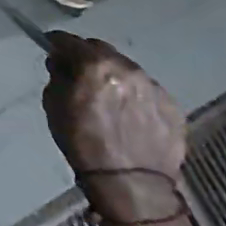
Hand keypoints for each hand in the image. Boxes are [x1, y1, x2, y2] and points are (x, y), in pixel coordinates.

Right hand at [42, 32, 185, 179]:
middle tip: (80, 76)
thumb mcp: (55, 107)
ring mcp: (153, 86)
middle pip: (101, 49)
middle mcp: (127, 68)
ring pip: (126, 69)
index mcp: (95, 65)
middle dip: (87, 57)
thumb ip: (57, 77)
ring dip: (113, 76)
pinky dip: (134, 96)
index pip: (70, 40)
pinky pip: (146, 90)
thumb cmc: (84, 144)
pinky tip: (128, 116)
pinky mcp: (172, 106)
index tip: (53, 51)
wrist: (132, 186)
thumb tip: (62, 64)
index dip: (57, 44)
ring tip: (108, 99)